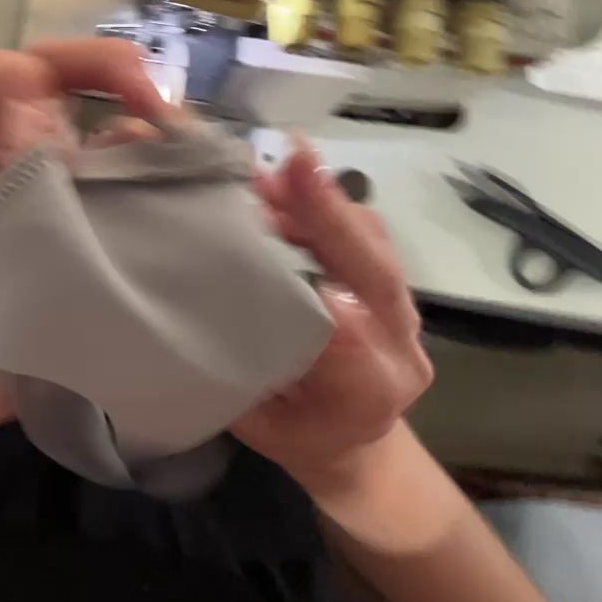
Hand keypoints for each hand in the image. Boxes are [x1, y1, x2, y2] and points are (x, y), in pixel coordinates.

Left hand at [0, 38, 168, 446]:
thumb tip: (36, 120)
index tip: (39, 93)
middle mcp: (4, 163)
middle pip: (43, 71)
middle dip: (100, 66)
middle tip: (155, 100)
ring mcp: (49, 187)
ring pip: (93, 110)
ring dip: (142, 108)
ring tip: (184, 149)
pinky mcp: (88, 220)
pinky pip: (124, 166)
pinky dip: (161, 160)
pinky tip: (191, 189)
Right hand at [231, 137, 433, 495]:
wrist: (350, 440)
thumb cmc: (295, 433)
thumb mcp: (261, 424)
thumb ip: (244, 381)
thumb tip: (202, 323)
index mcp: (366, 397)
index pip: (362, 359)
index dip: (340, 319)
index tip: (312, 282)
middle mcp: (399, 348)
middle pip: (377, 279)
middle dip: (335, 222)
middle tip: (295, 166)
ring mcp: (400, 309)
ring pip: (375, 247)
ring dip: (328, 201)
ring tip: (282, 161)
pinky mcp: (385, 279)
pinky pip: (365, 233)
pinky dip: (327, 199)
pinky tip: (288, 173)